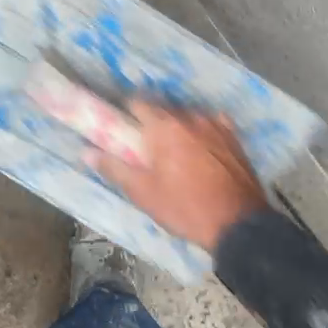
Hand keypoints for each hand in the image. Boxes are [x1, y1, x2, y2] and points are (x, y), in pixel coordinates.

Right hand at [89, 101, 270, 251]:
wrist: (240, 225)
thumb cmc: (185, 207)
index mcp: (163, 126)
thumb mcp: (143, 193)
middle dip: (153, 119)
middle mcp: (189, 117)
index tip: (124, 126)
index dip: (128, 112)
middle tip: (147, 142)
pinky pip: (212, 123)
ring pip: (188, 114)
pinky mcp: (234, 137)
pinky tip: (202, 146)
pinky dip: (203, 129)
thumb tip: (87, 152)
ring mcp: (215, 124)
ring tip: (176, 147)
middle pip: (163, 107)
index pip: (137, 102)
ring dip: (178, 124)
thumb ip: (114, 168)